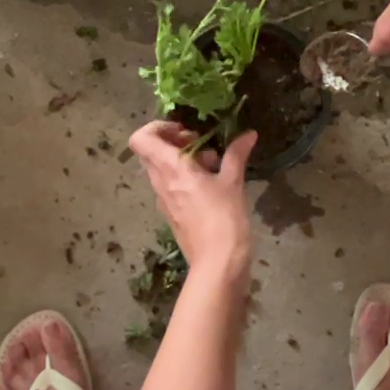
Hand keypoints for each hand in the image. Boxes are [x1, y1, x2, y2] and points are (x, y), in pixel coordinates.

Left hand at [127, 122, 255, 281]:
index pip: (141, 138)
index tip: (186, 131)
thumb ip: (236, 154)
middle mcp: (159, 181)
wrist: (217, 262)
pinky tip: (210, 184)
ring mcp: (162, 199)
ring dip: (180, 159)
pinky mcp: (170, 212)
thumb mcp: (233, 182)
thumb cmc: (224, 218)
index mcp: (170, 168)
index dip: (158, 127)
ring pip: (160, 168)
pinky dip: (183, 177)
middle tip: (199, 144)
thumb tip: (248, 134)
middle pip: (150, 150)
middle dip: (172, 141)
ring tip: (211, 163)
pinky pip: (169, 185)